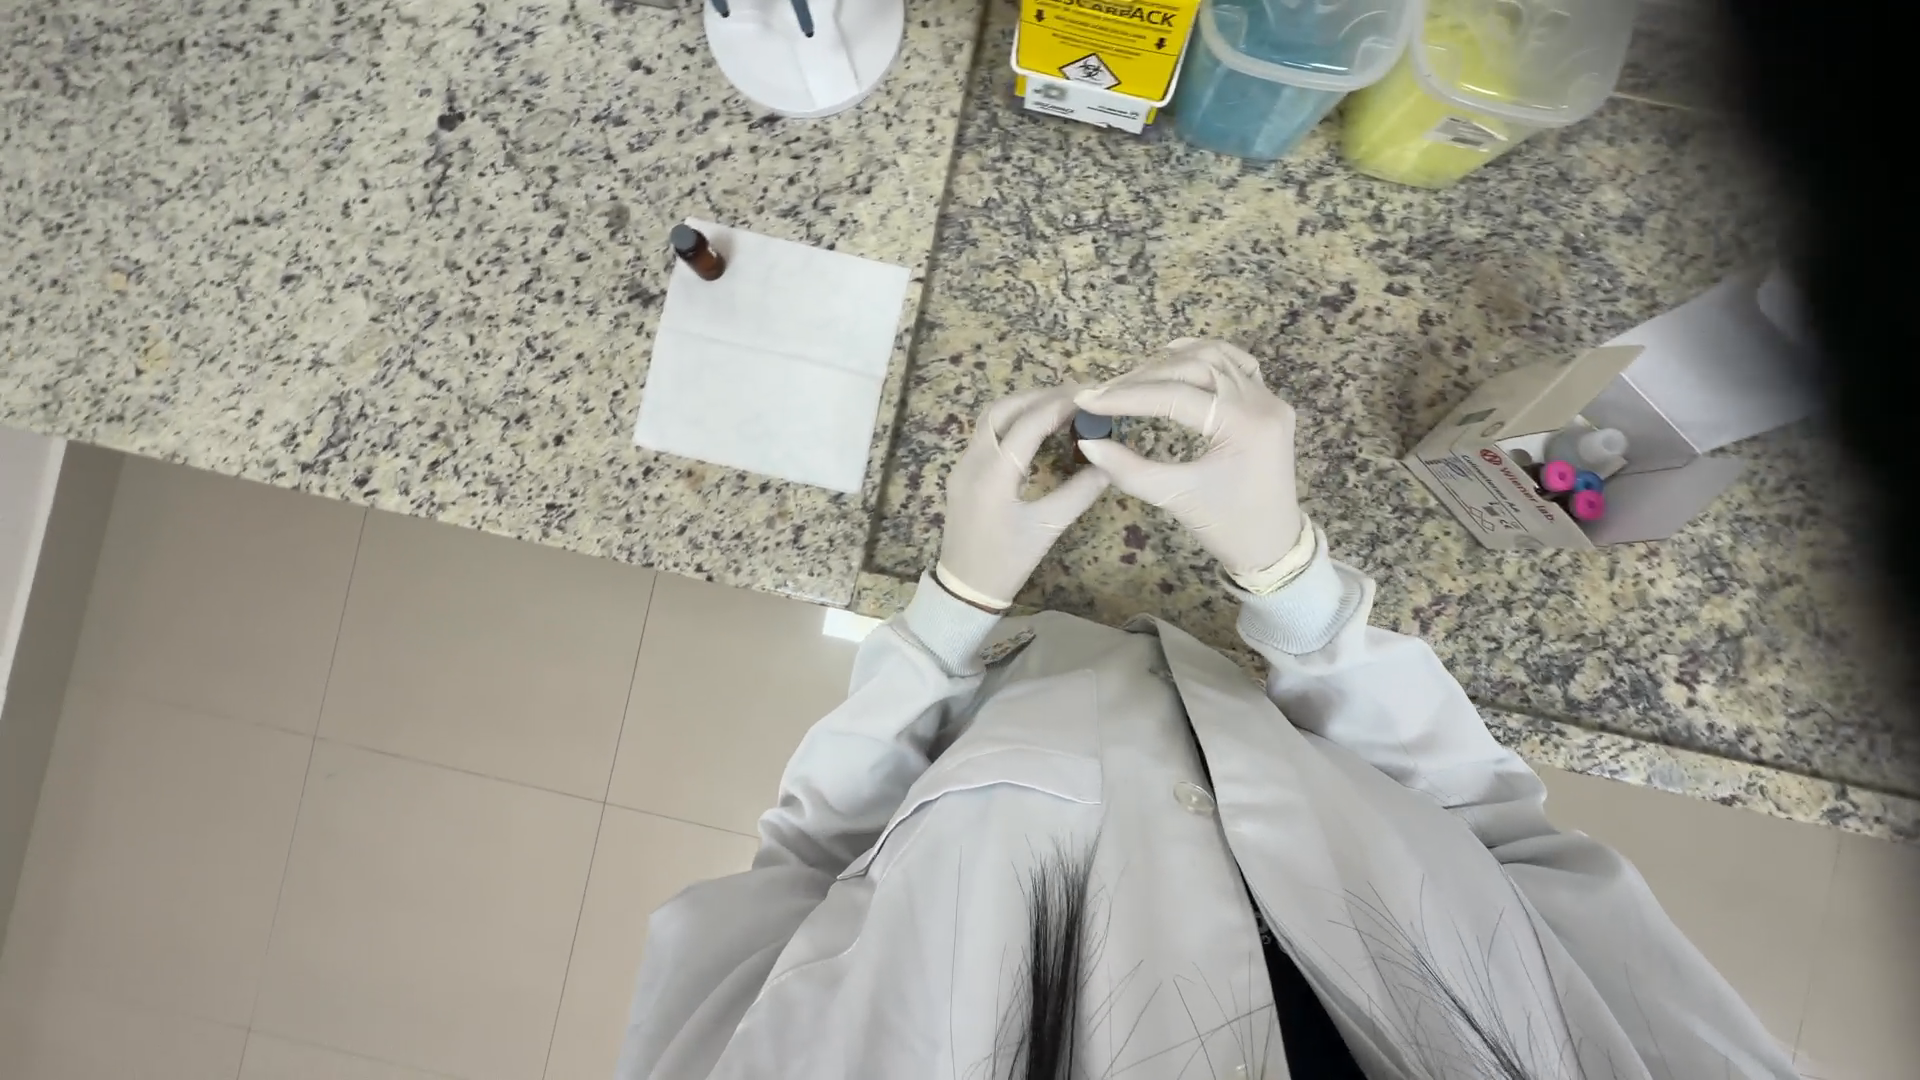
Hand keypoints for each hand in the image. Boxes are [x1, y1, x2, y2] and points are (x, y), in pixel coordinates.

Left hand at [936, 386, 1110, 611]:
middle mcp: (972, 462)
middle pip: (1003, 410)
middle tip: (1075, 396)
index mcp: (993, 475)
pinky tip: (1035, 430)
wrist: (965, 589)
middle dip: (1038, 396)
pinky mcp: (962, 474)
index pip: (1028, 423)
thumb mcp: (1047, 528)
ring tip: (1058, 407)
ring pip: (990, 420)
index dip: (1059, 405)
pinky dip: (1010, 424)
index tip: (1088, 395)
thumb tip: (1109, 465)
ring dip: (1022, 407)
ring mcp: (962, 466)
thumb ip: (1079, 493)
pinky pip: (986, 436)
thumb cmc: (1007, 562)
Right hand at [1073, 339, 1303, 587]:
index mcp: (1245, 425)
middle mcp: (1262, 402)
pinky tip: (1174, 357)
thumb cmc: (1227, 527)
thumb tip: (1088, 442)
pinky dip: (1202, 356)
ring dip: (1171, 361)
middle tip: (1104, 392)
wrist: (1273, 546)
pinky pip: (1235, 363)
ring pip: (1215, 357)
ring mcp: (1269, 398)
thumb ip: (1128, 469)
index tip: (1088, 399)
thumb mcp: (1175, 498)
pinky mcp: (1266, 403)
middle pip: (1195, 367)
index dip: (1127, 396)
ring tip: (1131, 376)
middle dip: (1144, 376)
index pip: (1175, 397)